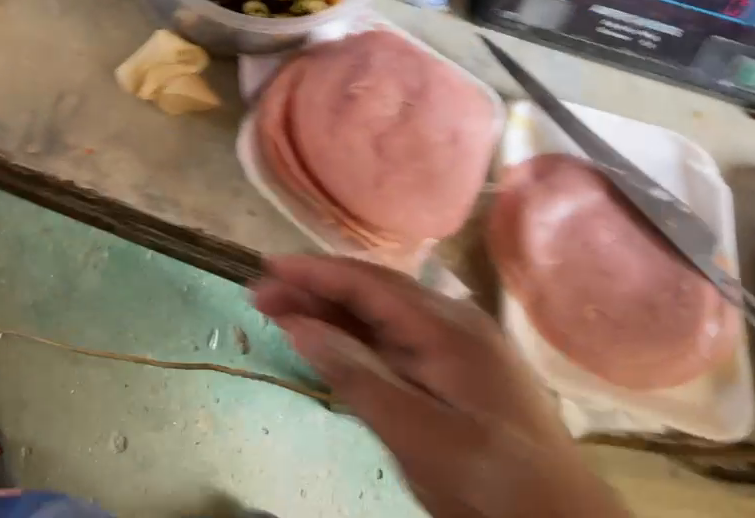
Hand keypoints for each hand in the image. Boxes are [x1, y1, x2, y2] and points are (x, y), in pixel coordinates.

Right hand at [252, 255, 630, 517]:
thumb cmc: (494, 484)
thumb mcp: (419, 437)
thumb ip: (356, 377)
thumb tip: (298, 325)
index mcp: (448, 329)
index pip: (366, 283)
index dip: (313, 272)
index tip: (265, 269)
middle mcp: (453, 324)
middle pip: (370, 291)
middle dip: (312, 289)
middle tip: (259, 297)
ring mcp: (457, 347)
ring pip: (380, 313)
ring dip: (329, 311)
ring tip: (280, 314)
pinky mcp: (456, 372)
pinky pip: (395, 338)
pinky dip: (354, 335)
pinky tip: (328, 342)